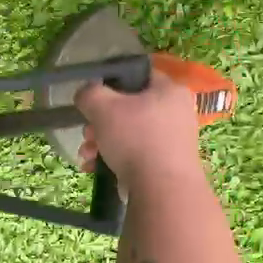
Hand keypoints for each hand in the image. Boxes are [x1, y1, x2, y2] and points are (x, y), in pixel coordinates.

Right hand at [74, 71, 201, 181]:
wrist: (161, 186)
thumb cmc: (134, 138)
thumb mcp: (102, 107)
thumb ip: (89, 93)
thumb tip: (87, 93)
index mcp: (168, 90)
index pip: (137, 75)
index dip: (110, 83)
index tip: (92, 99)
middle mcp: (175, 110)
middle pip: (127, 107)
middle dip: (99, 122)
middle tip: (87, 132)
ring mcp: (173, 137)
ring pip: (127, 131)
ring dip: (100, 141)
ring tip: (86, 154)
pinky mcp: (165, 159)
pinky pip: (133, 150)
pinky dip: (112, 156)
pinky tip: (95, 166)